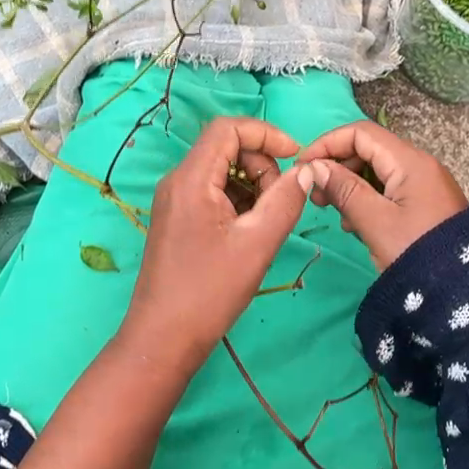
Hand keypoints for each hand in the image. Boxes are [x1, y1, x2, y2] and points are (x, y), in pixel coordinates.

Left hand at [124, 117, 314, 361]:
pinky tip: (250, 232)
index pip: (227, 128)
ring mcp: (174, 200)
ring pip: (220, 170)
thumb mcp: (257, 244)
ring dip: (251, 184)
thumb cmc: (209, 292)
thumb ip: (285, 201)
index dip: (265, 133)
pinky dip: (237, 200)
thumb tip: (306, 170)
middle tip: (281, 199)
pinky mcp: (177, 219)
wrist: (161, 341)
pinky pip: (211, 191)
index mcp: (191, 178)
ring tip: (267, 221)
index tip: (295, 156)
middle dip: (260, 163)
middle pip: (225, 147)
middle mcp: (177, 181)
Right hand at [296, 120, 467, 269]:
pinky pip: (391, 189)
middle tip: (316, 196)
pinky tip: (358, 225)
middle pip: (369, 149)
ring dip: (352, 186)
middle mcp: (420, 165)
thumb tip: (315, 167)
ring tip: (338, 216)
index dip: (328, 143)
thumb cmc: (416, 254)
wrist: (464, 296)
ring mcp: (426, 185)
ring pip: (378, 171)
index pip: (361, 133)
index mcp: (410, 161)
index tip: (304, 167)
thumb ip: (344, 190)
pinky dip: (369, 199)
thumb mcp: (375, 222)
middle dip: (338, 167)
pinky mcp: (427, 204)